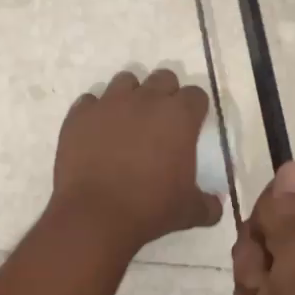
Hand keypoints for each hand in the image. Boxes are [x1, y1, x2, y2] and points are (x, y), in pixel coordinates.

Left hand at [52, 69, 222, 252]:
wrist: (95, 216)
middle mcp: (145, 100)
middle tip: (161, 120)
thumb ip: (208, 204)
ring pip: (125, 81)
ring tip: (127, 120)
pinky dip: (96, 112)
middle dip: (165, 93)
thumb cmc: (150, 210)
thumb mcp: (190, 212)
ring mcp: (109, 103)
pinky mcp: (79, 115)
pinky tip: (97, 131)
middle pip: (162, 78)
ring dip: (130, 95)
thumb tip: (215, 204)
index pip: (195, 95)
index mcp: (179, 116)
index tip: (191, 124)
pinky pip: (90, 101)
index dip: (195, 108)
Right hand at [232, 162, 294, 294]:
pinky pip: (265, 272)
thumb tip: (292, 166)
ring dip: (251, 277)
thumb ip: (292, 222)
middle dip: (254, 255)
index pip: (281, 195)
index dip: (263, 228)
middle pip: (269, 220)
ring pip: (261, 247)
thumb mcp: (294, 278)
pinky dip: (256, 294)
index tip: (268, 265)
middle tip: (263, 290)